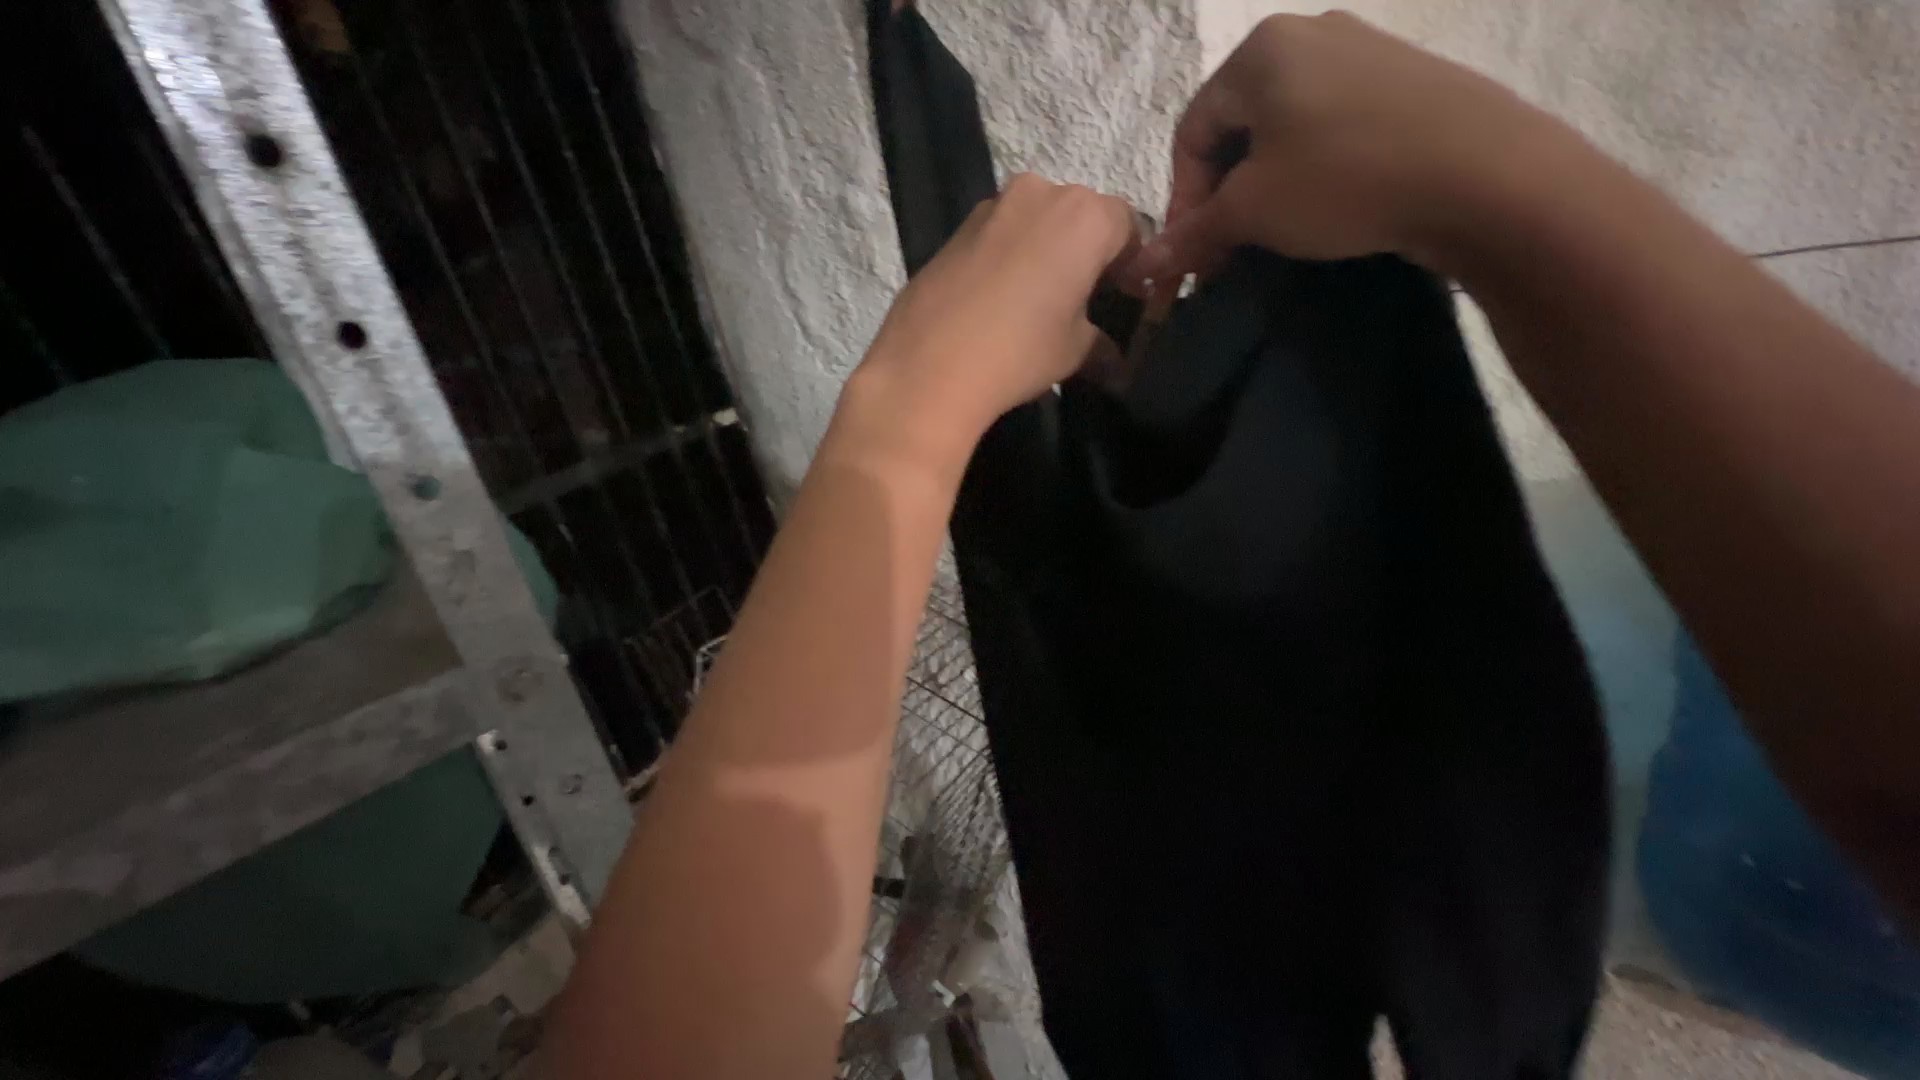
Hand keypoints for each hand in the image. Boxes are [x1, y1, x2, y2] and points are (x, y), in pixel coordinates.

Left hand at [847, 174, 1138, 457]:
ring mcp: (992, 206)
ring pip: (1038, 222)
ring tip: (1039, 304)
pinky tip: (1000, 302)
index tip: (1126, 299)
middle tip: (1086, 302)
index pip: (1128, 226)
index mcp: (1084, 216)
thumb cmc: (1020, 351)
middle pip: (1082, 216)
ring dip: (1048, 252)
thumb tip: (1115, 363)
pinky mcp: (956, 229)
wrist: (928, 365)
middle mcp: (1040, 193)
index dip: (1133, 263)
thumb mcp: (1075, 351)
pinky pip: (1002, 235)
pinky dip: (1011, 258)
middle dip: (1090, 254)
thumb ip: (1102, 345)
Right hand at [1137, 12, 1567, 279]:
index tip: (1188, 254)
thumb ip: (1191, 234)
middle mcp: (1310, 35)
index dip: (1181, 200)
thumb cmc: (1341, 180)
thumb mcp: (1251, 212)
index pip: (1192, 132)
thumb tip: (1143, 267)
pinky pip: (1332, 128)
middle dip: (1222, 196)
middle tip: (1225, 250)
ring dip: (1264, 188)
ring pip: (1284, 130)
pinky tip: (1324, 207)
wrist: (1482, 174)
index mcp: (1260, 50)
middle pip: (1237, 128)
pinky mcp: (1405, 81)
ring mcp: (1364, 52)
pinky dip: (1311, 171)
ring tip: (1271, 235)